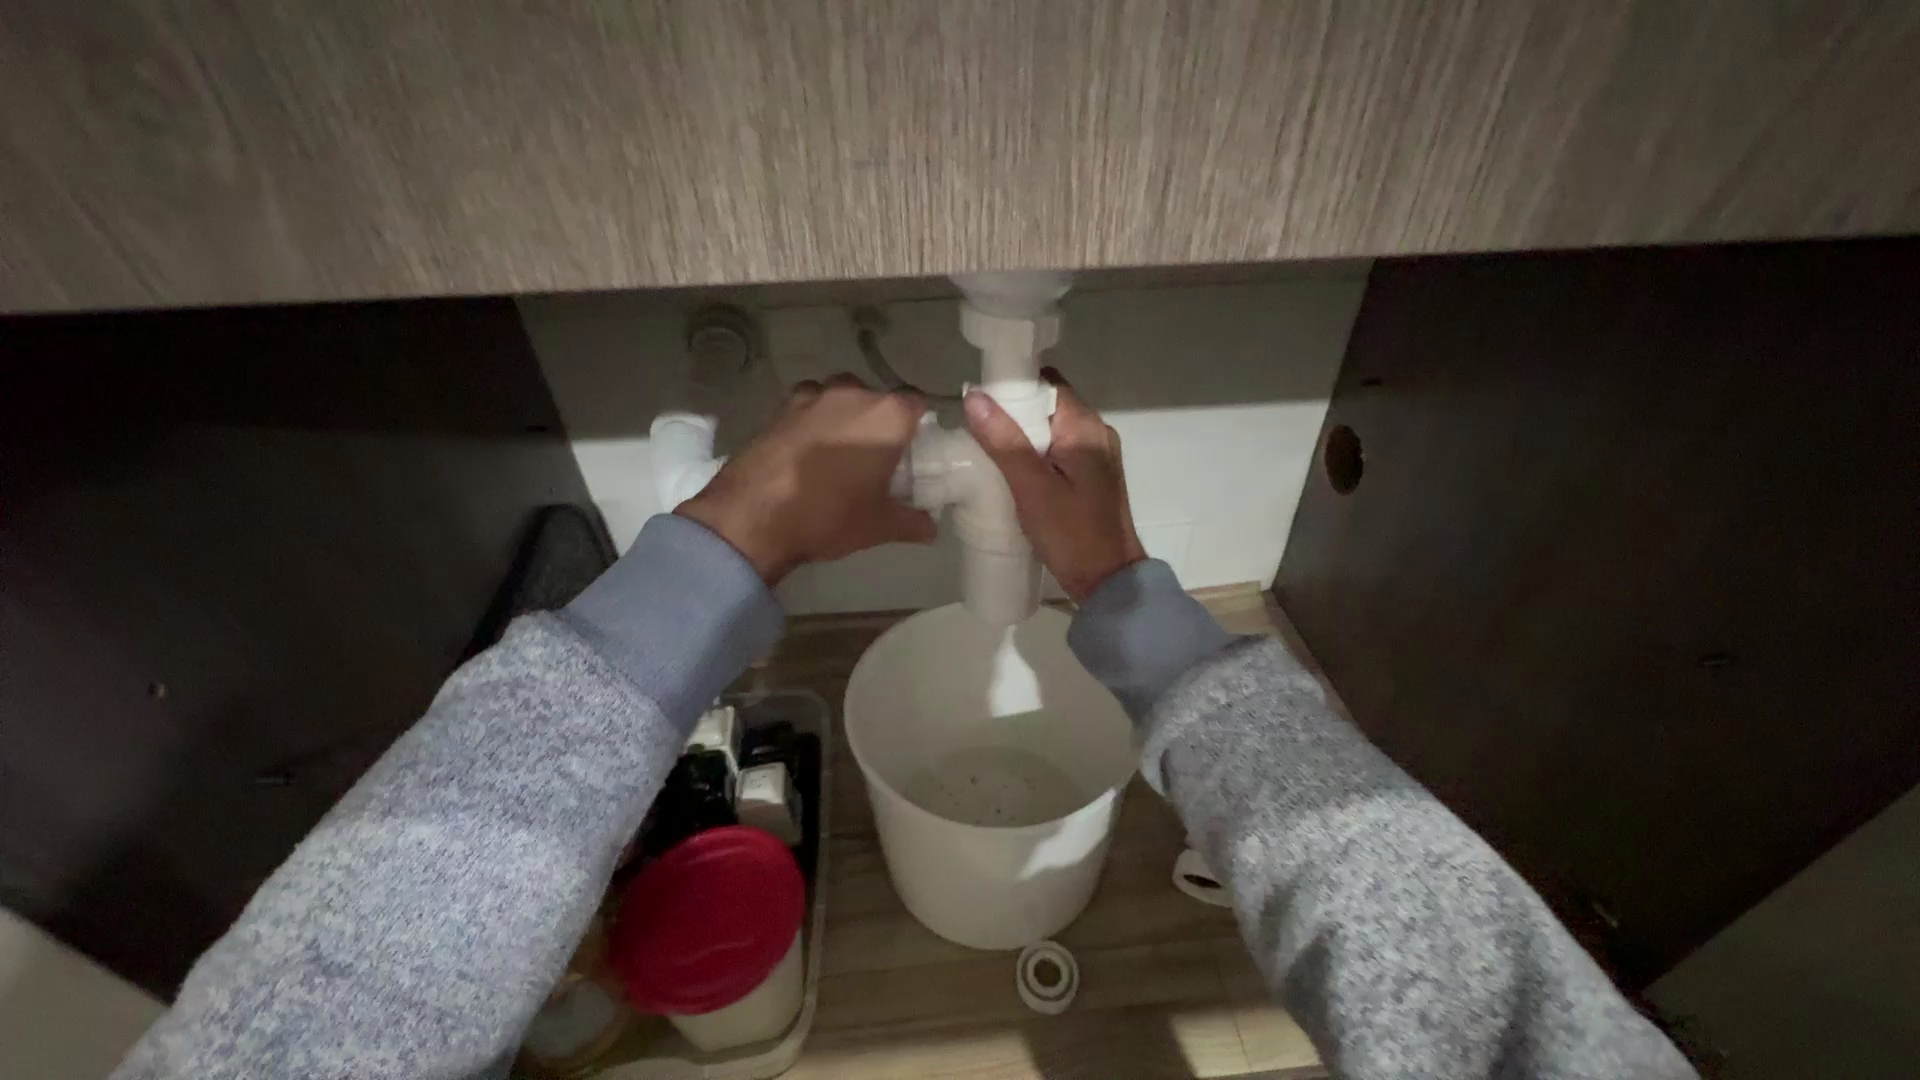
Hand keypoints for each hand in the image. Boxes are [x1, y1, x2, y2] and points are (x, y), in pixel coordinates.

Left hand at [677, 375, 937, 583]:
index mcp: (887, 416)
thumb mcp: (879, 526)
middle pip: (876, 397)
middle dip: (878, 419)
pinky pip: (805, 407)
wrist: (753, 516)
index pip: (916, 402)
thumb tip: (931, 529)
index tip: (913, 446)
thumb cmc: (830, 516)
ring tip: (838, 449)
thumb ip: (911, 522)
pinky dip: (811, 421)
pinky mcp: (778, 409)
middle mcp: (852, 395)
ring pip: (838, 396)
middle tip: (876, 454)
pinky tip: (806, 450)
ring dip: (843, 414)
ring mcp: (811, 397)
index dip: (917, 423)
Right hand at [963, 368, 1146, 600]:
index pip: (1047, 385)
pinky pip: (1057, 453)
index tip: (980, 402)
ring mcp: (1096, 456)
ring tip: (987, 452)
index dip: (1013, 387)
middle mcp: (1096, 433)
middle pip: (1048, 406)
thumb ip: (1004, 442)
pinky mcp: (1091, 478)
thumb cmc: (1072, 534)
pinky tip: (1011, 474)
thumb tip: (975, 398)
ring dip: (1021, 438)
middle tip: (977, 431)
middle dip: (1012, 414)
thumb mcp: (1032, 488)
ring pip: (1051, 431)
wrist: (1108, 582)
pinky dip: (1034, 456)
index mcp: (1086, 428)